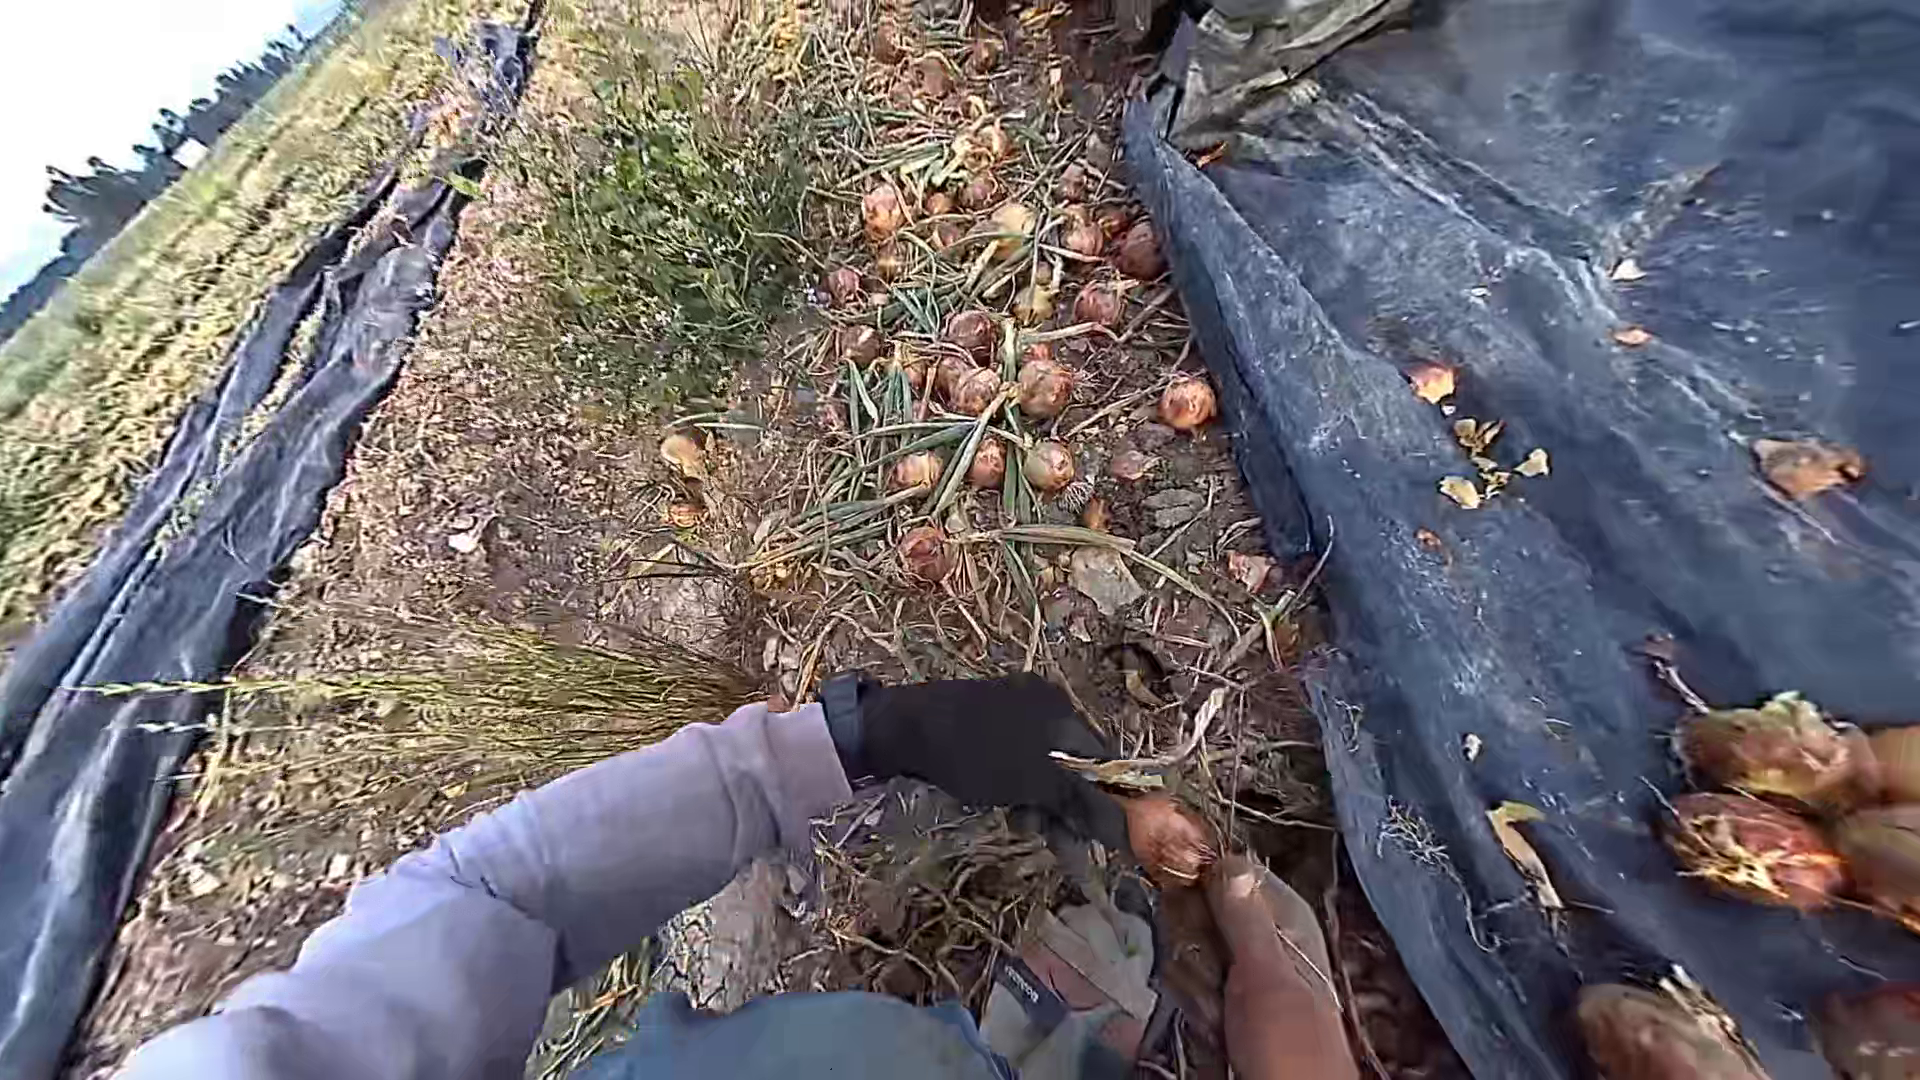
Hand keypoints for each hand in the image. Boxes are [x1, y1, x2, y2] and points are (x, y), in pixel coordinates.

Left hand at [834, 672, 1127, 849]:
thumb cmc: (977, 753)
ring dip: (1040, 802)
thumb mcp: (1034, 783)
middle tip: (1059, 848)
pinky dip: (1017, 785)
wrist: (904, 728)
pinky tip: (1006, 806)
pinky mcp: (985, 720)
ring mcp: (1011, 708)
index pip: (1102, 757)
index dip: (1103, 800)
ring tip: (1022, 827)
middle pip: (1071, 763)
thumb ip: (1081, 804)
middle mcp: (1041, 702)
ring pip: (1041, 765)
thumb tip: (1129, 830)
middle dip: (1066, 807)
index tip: (1094, 838)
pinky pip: (1016, 757)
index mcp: (1059, 707)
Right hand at [1204, 855, 1357, 1079]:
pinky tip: (1209, 1026)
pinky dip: (1189, 999)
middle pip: (1199, 906)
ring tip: (1218, 1015)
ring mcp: (1236, 970)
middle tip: (1216, 976)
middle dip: (1194, 939)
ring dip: (1193, 978)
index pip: (1229, 870)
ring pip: (1186, 941)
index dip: (1204, 881)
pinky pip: (1183, 975)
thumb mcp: (1270, 981)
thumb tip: (1230, 859)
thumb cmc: (1292, 1056)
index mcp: (1283, 923)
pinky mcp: (1216, 998)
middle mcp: (1257, 938)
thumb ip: (1246, 919)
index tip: (1190, 896)